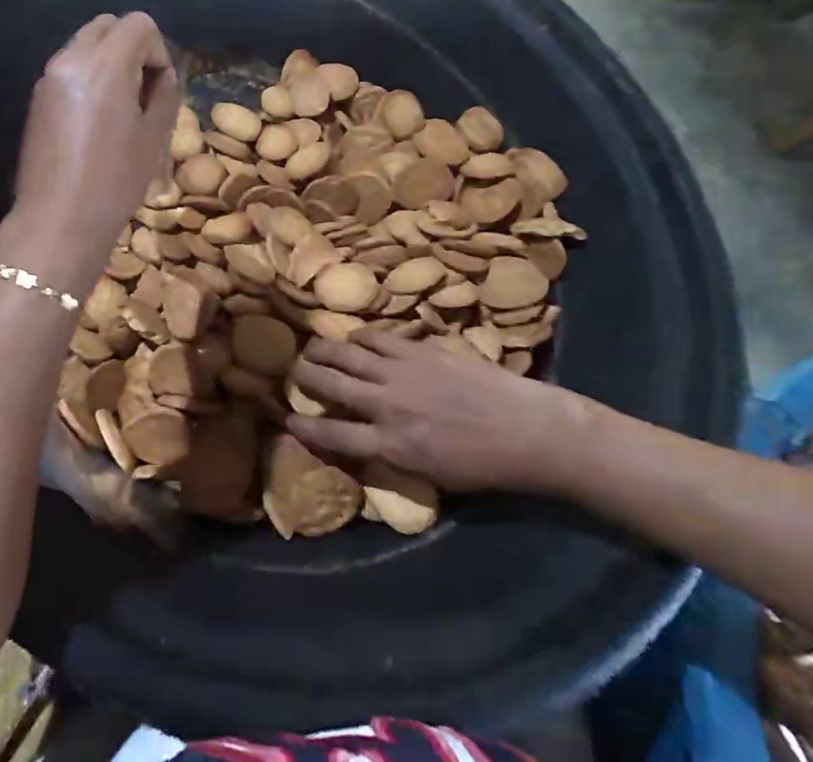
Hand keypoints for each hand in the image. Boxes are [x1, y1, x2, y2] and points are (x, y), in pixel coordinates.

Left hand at [12, 12, 180, 250]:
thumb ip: (164, 94)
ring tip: (120, 108)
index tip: (159, 89)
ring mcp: (48, 76)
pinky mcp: (37, 96)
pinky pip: (70, 66)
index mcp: (104, 66)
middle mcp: (71, 59)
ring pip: (86, 43)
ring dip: (109, 60)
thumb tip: (162, 77)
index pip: (139, 24)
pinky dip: (89, 76)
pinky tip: (96, 119)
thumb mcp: (154, 138)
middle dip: (132, 48)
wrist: (58, 220)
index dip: (158, 52)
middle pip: (109, 25)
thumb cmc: (115, 182)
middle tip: (141, 91)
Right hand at [286, 332, 599, 492]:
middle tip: (292, 371)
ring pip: (348, 355)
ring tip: (312, 348)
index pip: (331, 435)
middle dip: (304, 377)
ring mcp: (403, 373)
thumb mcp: (428, 475)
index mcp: (389, 445)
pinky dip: (361, 337)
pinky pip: (379, 337)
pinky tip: (355, 337)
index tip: (287, 419)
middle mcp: (387, 406)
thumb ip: (389, 455)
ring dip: (324, 350)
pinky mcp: (421, 351)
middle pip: (331, 385)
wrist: (526, 432)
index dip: (303, 427)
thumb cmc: (482, 465)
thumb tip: (364, 441)